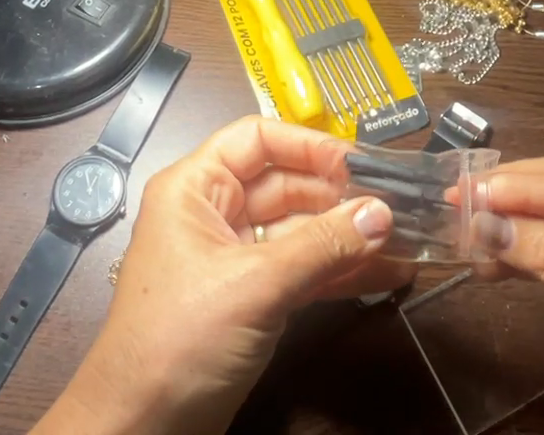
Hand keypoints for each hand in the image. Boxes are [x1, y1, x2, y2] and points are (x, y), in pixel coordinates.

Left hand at [35, 118, 412, 434]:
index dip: (307, 145)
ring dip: (346, 235)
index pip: (256, 139)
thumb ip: (321, 246)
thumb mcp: (254, 286)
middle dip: (338, 195)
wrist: (140, 429)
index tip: (360, 164)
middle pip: (284, 183)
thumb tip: (382, 213)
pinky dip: (337, 270)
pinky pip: (300, 269)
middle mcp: (214, 213)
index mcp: (196, 188)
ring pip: (298, 229)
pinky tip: (383, 272)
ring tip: (403, 238)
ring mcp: (234, 257)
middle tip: (397, 205)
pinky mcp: (251, 298)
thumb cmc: (181, 340)